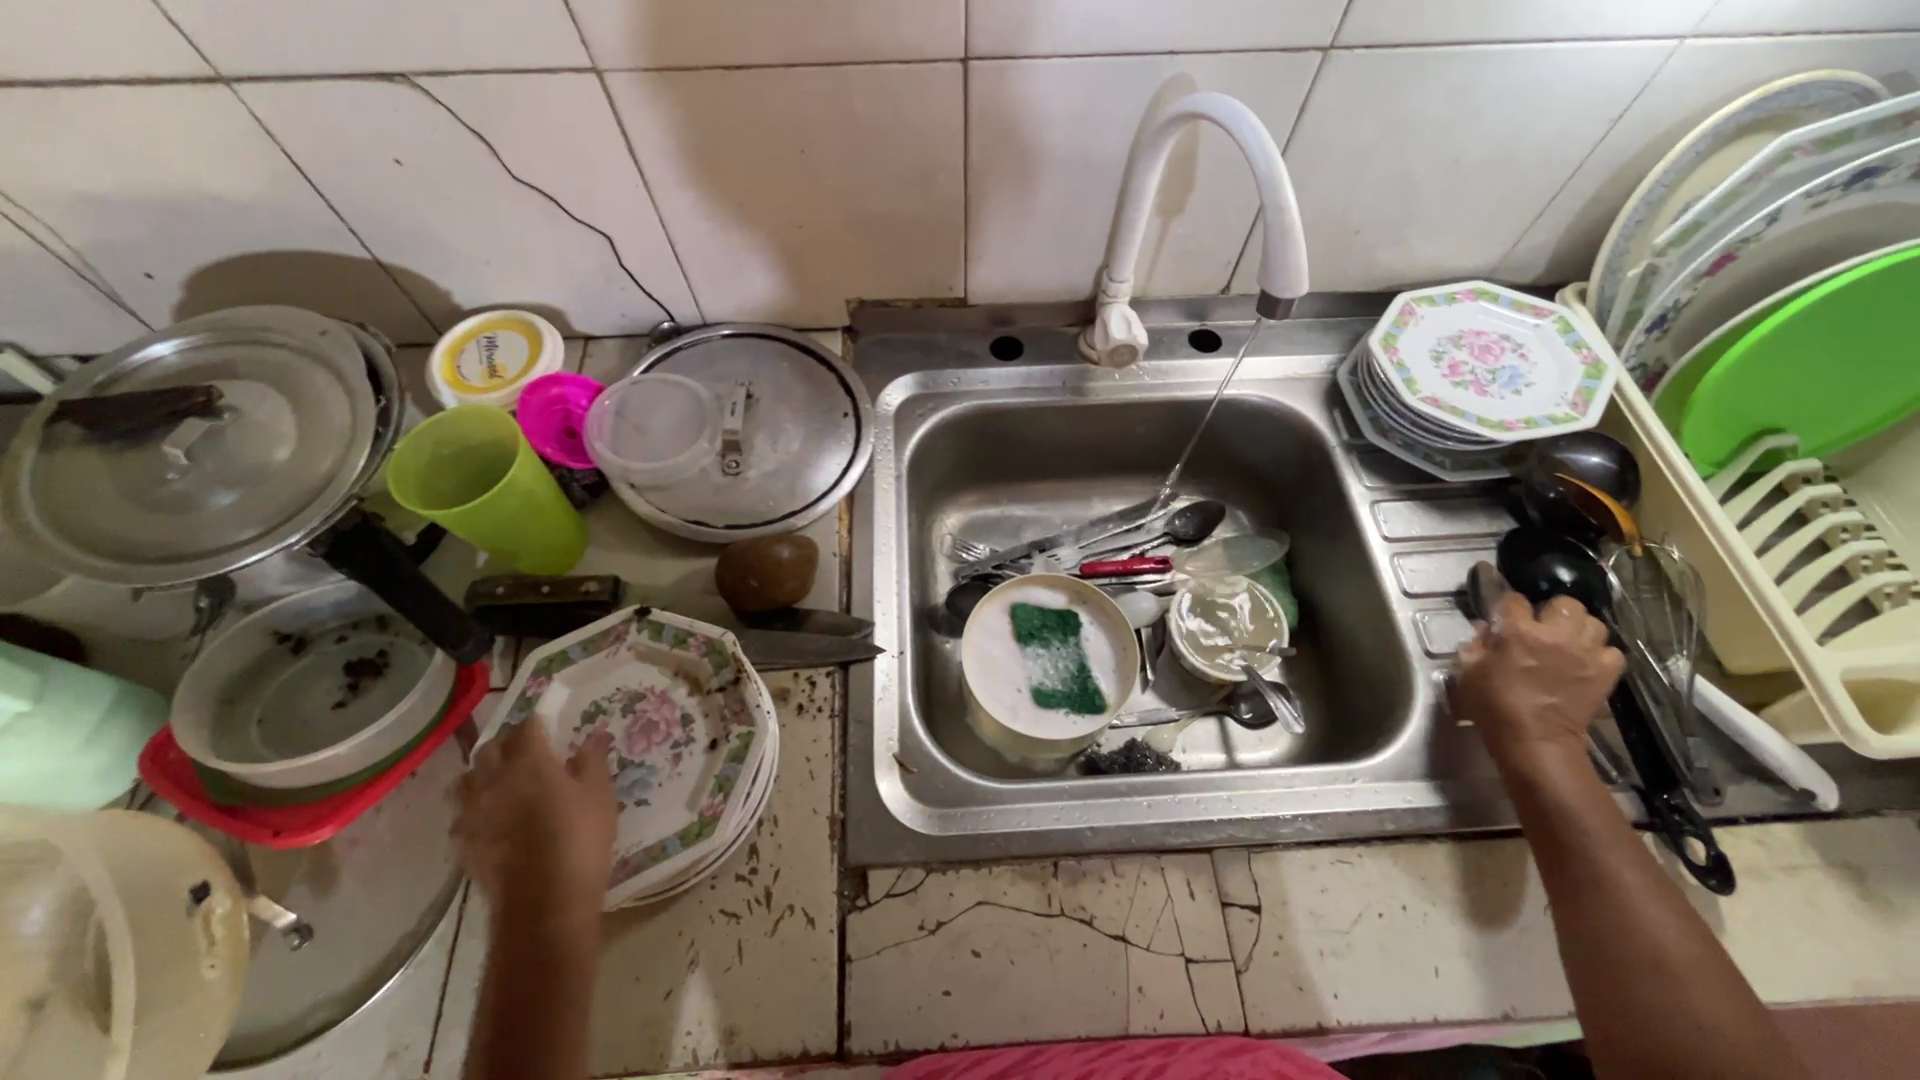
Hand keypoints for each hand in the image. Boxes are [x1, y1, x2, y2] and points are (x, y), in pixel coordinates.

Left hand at [454, 719, 615, 925]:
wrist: (543, 902)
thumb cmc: (579, 841)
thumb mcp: (599, 796)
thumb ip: (593, 761)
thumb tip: (594, 735)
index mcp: (529, 762)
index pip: (526, 727)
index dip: (537, 723)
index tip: (548, 726)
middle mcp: (492, 779)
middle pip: (490, 748)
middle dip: (507, 744)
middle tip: (527, 752)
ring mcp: (471, 811)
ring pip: (466, 778)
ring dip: (482, 773)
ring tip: (501, 782)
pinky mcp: (461, 841)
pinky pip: (461, 813)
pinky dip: (474, 807)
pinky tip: (490, 819)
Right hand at [1452, 585, 1624, 772]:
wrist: (1535, 741)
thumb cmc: (1494, 706)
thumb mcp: (1468, 673)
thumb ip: (1475, 645)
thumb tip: (1486, 628)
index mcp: (1518, 632)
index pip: (1514, 599)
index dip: (1508, 607)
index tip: (1505, 617)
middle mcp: (1556, 635)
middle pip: (1565, 603)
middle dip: (1552, 611)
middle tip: (1543, 628)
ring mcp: (1586, 653)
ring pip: (1594, 623)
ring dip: (1580, 630)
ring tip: (1569, 643)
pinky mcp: (1606, 672)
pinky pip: (1611, 651)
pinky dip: (1601, 654)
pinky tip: (1587, 663)